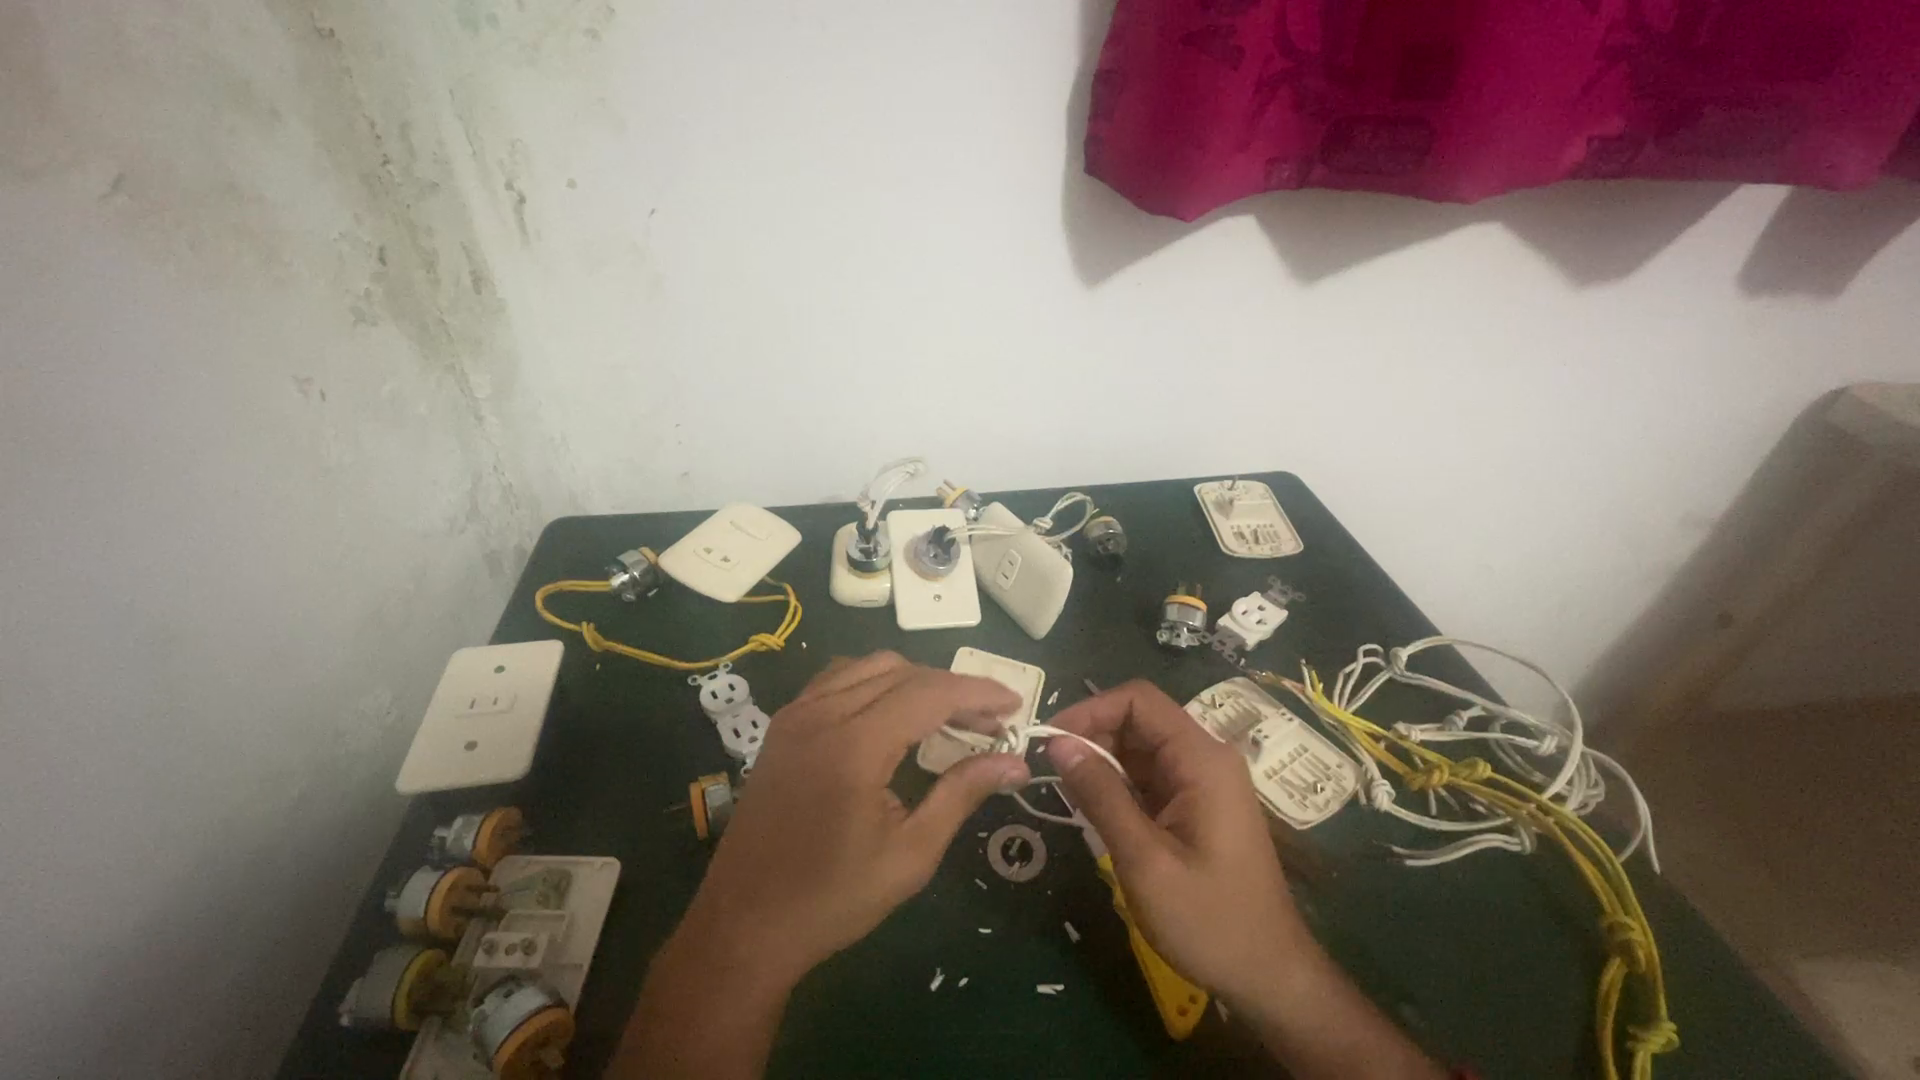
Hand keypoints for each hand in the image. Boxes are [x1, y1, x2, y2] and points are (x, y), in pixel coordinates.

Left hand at [689, 651, 1031, 979]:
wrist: (744, 925)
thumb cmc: (832, 898)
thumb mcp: (910, 854)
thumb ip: (961, 794)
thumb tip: (1015, 762)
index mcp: (853, 745)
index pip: (929, 692)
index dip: (977, 692)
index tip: (1015, 705)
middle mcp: (821, 714)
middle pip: (901, 671)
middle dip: (951, 689)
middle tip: (988, 725)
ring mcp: (796, 715)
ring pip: (868, 666)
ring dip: (914, 680)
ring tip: (947, 717)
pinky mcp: (783, 726)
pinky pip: (837, 679)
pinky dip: (875, 683)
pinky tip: (892, 715)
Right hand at [1048, 681, 1445, 1079]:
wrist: (1268, 975)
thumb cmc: (1209, 919)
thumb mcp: (1144, 859)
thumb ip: (1101, 795)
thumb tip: (1058, 744)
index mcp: (1202, 759)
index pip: (1139, 700)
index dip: (1090, 709)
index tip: (1050, 741)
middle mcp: (1205, 759)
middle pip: (1139, 720)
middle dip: (1091, 735)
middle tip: (1051, 771)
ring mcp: (1202, 783)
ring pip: (1140, 748)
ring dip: (1101, 761)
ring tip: (1067, 792)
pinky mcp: (1195, 806)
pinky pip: (1148, 776)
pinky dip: (1117, 784)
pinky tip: (1093, 808)